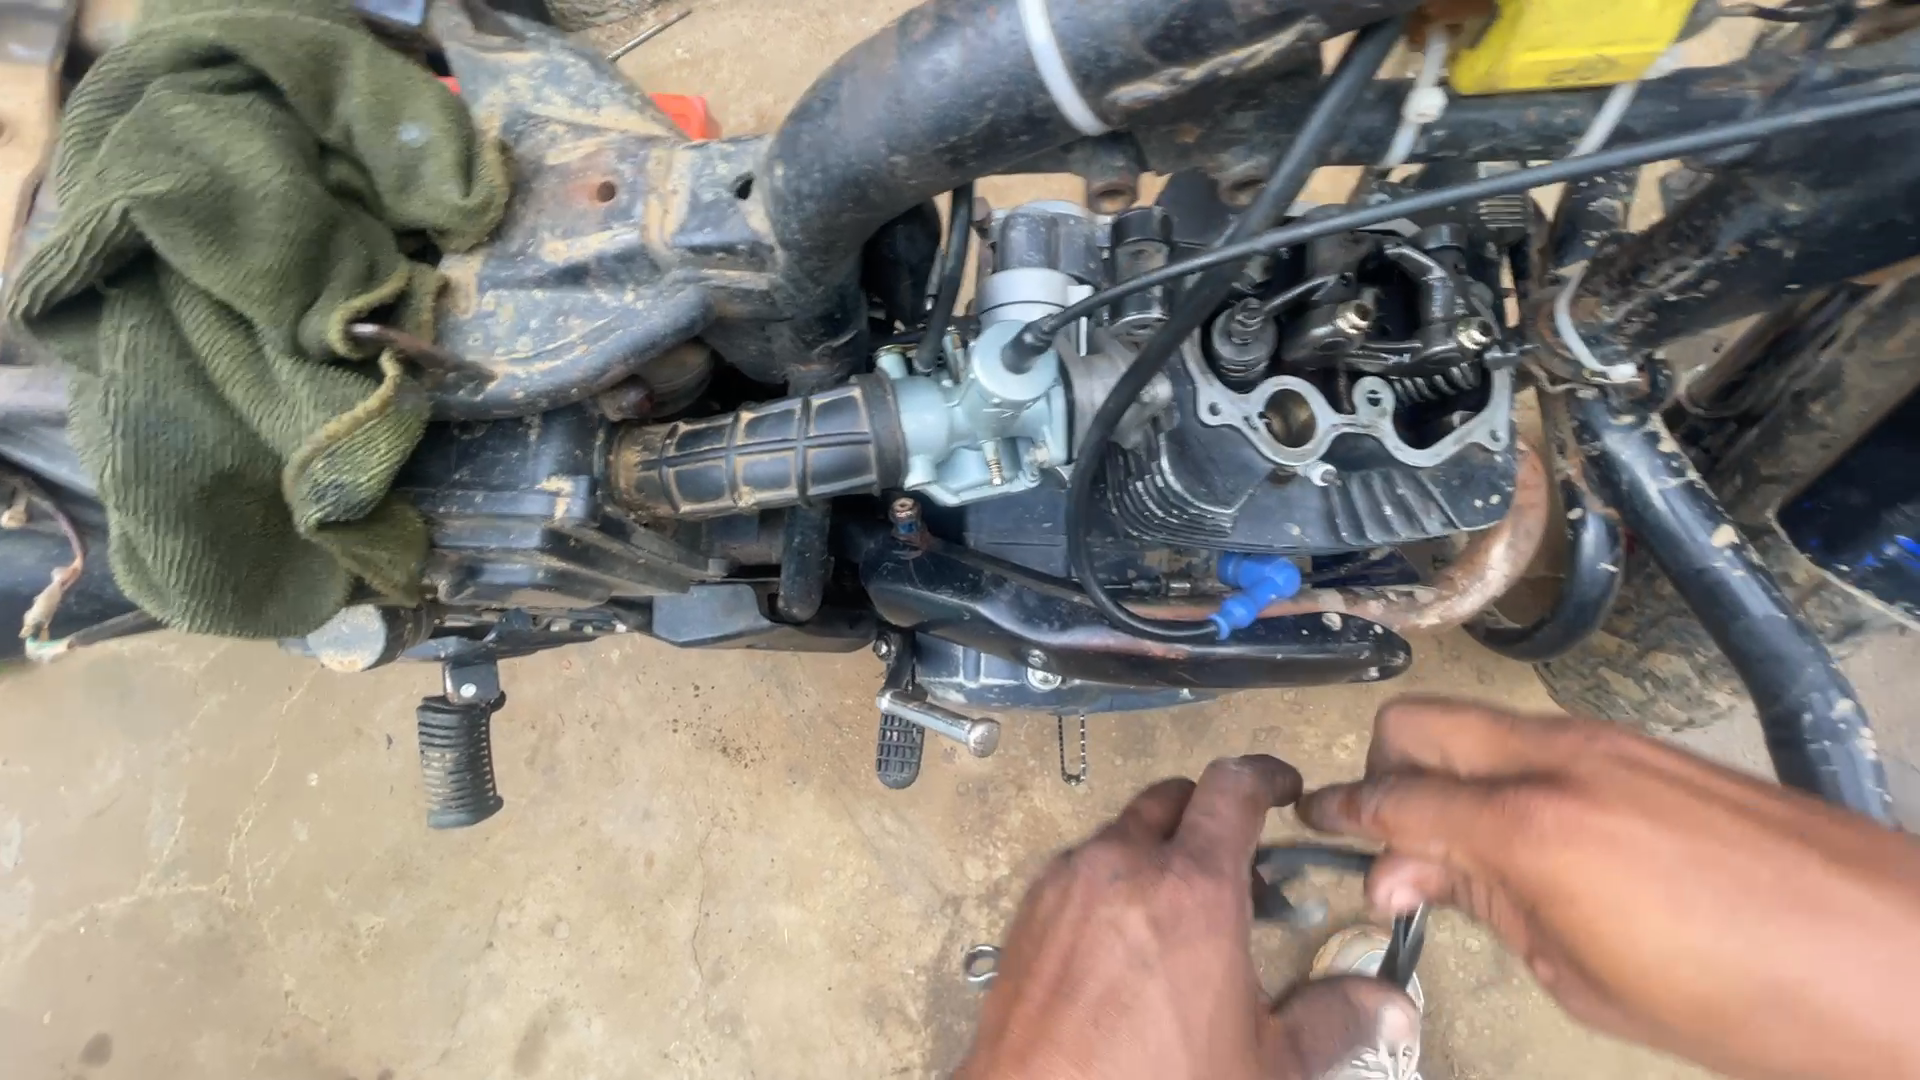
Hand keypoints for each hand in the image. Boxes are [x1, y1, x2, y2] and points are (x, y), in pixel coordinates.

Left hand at [957, 756, 1418, 1079]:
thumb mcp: (1265, 1066)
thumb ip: (1331, 1019)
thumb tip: (1394, 1000)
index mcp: (1193, 886)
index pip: (1231, 788)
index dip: (1264, 775)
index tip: (1284, 786)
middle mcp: (1125, 861)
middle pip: (1174, 797)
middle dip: (1210, 814)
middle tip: (1237, 866)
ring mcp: (1071, 876)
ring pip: (1124, 830)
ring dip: (1159, 847)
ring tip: (1179, 912)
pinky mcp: (1033, 900)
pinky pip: (1083, 862)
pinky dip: (1114, 875)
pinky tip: (1123, 936)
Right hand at [1299, 697, 1919, 1079]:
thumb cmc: (1747, 1007)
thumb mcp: (1584, 978)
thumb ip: (1473, 904)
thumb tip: (1392, 876)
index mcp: (1528, 828)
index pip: (1393, 800)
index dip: (1344, 813)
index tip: (1319, 823)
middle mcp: (1547, 758)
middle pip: (1412, 723)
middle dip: (1383, 767)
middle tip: (1401, 830)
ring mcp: (1595, 737)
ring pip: (1467, 720)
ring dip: (1441, 766)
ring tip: (1474, 838)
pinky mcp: (1634, 738)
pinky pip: (1527, 734)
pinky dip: (1499, 768)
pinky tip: (1543, 830)